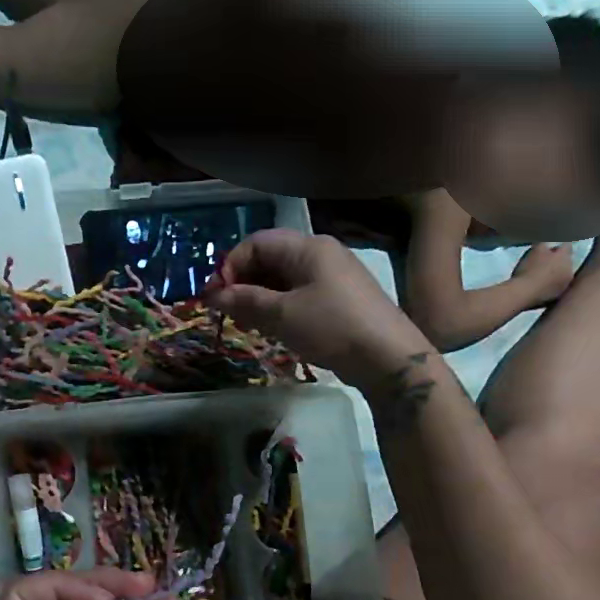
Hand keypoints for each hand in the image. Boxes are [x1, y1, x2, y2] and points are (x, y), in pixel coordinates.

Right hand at [205, 230, 431, 386]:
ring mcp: (331, 277)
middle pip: (269, 260)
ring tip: (246, 326)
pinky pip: (298, 295)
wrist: (386, 356)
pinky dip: (278, 309)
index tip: (215, 297)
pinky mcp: (338, 300)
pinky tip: (271, 330)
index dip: (231, 266)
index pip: (256, 243)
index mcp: (307, 247)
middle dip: (243, 284)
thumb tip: (213, 295)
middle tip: (227, 314)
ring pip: (282, 280)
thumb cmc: (330, 327)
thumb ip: (245, 300)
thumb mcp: (281, 314)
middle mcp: (320, 254)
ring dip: (258, 299)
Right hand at [509, 243, 575, 309]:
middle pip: (566, 263)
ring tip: (540, 279)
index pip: (567, 246)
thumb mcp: (535, 249)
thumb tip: (549, 243)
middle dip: (557, 263)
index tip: (550, 248)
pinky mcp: (556, 300)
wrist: (523, 294)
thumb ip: (545, 244)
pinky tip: (539, 290)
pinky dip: (549, 289)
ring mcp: (564, 287)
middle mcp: (570, 271)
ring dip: (554, 277)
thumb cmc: (529, 269)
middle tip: (543, 265)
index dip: (558, 246)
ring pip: (561, 278)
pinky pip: (554, 291)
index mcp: (566, 257)